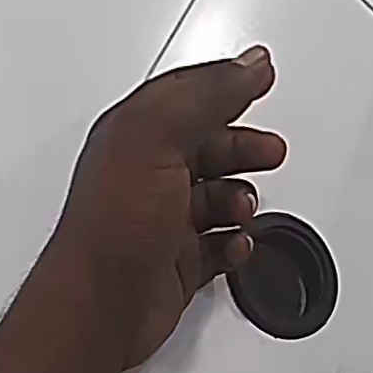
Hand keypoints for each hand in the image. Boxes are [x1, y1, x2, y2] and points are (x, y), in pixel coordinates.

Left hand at [38, 47, 286, 370]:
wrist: (104, 307)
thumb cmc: (114, 230)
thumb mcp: (157, 139)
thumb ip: (203, 97)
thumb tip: (248, 65)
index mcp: (135, 138)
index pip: (188, 98)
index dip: (226, 84)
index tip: (260, 76)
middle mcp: (148, 178)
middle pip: (206, 150)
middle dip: (242, 148)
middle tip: (268, 149)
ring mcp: (162, 224)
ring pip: (214, 201)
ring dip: (239, 200)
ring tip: (244, 206)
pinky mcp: (175, 265)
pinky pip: (216, 248)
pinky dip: (233, 244)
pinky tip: (237, 244)